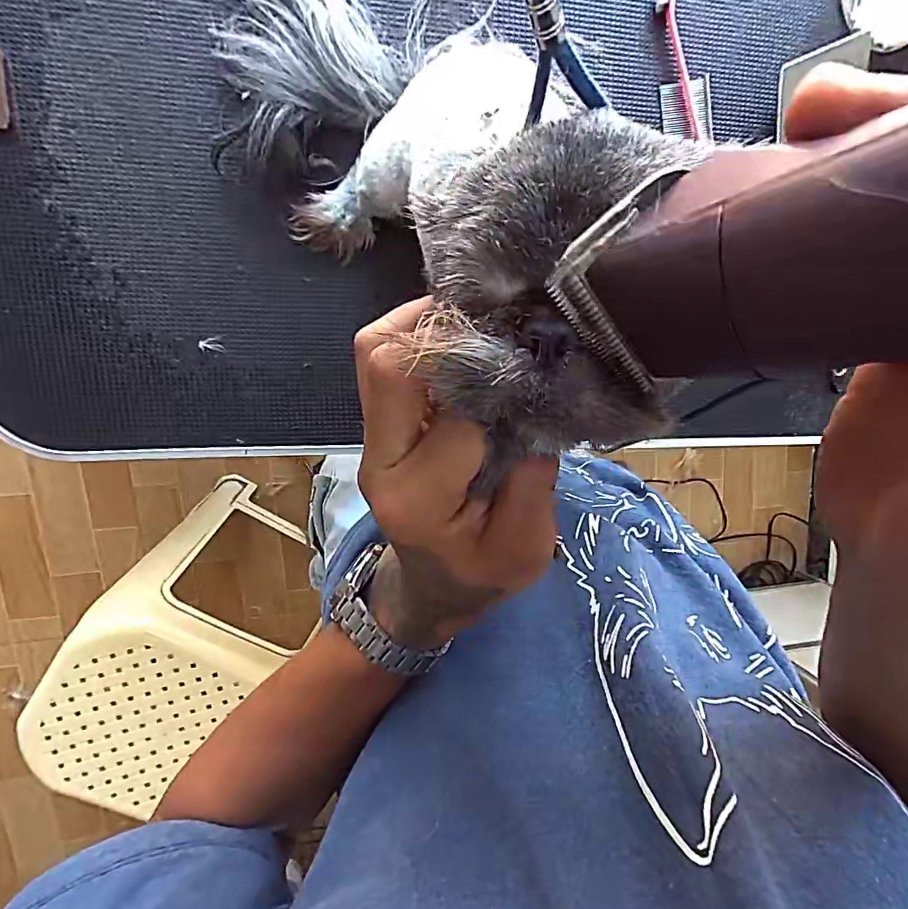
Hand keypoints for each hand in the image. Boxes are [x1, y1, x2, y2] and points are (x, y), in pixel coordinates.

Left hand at [353, 299, 560, 649]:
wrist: (433, 586)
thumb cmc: (479, 574)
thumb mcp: (523, 549)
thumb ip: (532, 483)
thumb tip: (535, 406)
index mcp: (417, 499)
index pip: (455, 418)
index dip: (499, 390)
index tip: (534, 375)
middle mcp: (380, 462)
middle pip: (387, 364)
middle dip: (447, 330)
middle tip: (501, 323)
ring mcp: (371, 441)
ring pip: (376, 352)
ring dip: (427, 324)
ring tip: (481, 322)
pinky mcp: (379, 426)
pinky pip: (385, 363)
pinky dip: (421, 338)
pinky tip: (463, 340)